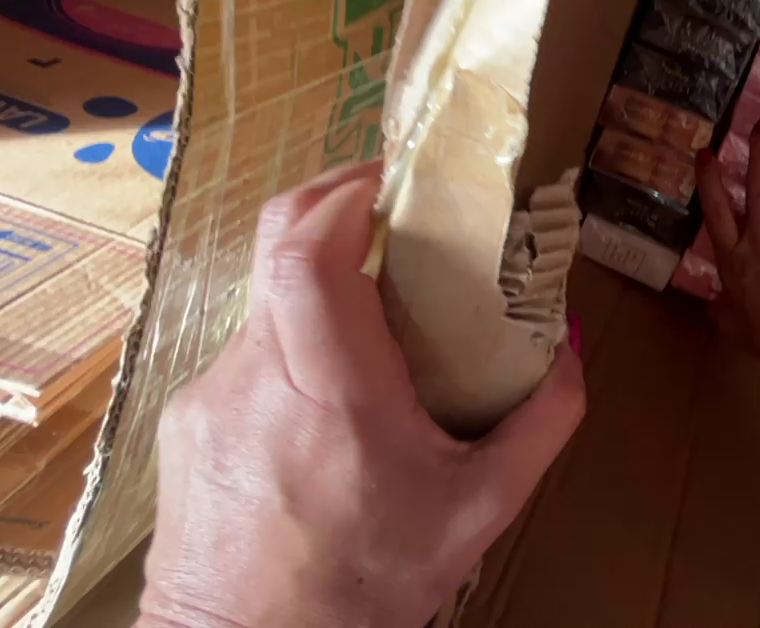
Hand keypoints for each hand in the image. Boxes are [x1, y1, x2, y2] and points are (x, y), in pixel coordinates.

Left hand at [140, 162, 585, 627]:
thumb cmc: (365, 586)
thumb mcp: (483, 507)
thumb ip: (546, 417)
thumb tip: (568, 340)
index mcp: (331, 393)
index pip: (307, 256)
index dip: (348, 195)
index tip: (399, 174)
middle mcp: (256, 377)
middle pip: (277, 245)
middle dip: (340, 198)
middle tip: (404, 198)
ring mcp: (210, 394)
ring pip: (270, 288)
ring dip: (331, 264)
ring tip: (392, 289)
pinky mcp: (192, 414)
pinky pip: (256, 333)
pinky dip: (307, 316)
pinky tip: (349, 363)